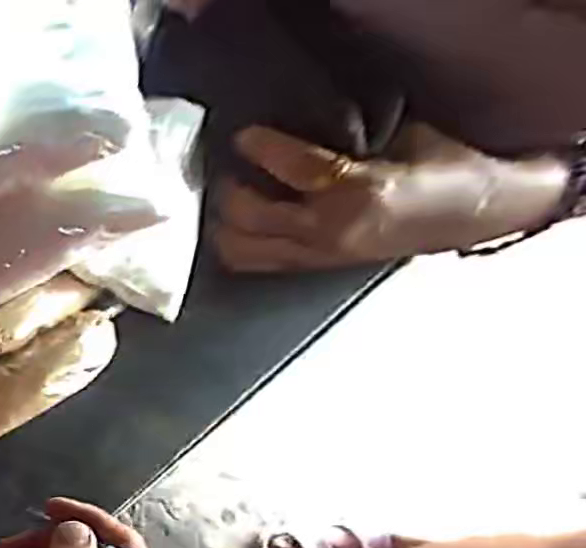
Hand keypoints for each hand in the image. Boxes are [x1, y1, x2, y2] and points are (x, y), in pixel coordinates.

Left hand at [214, 123, 568, 270]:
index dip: (264, 150)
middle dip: (230, 192)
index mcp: (360, 189)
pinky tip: (229, 230)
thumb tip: (307, 125)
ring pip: (238, 246)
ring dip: (221, 225)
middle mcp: (328, 227)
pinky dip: (231, 246)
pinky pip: (249, 263)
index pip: (296, 167)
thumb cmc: (451, 169)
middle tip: (229, 173)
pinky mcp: (307, 268)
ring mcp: (313, 253)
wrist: (480, 212)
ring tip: (223, 203)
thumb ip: (354, 138)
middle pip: (250, 215)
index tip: (243, 138)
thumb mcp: (408, 140)